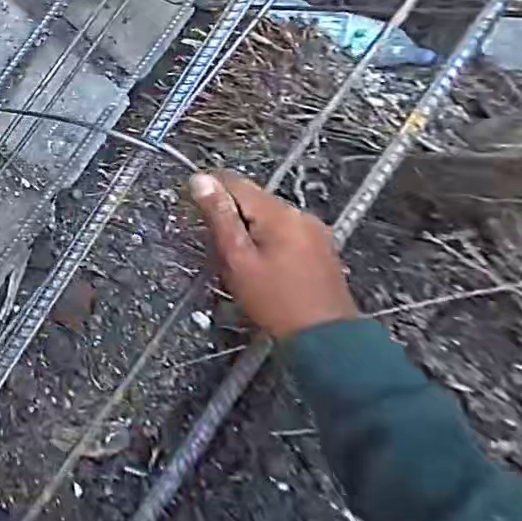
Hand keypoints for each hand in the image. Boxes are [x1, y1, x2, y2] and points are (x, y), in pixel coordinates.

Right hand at [187, 170, 358, 338]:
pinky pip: (284, 229)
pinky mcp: (320, 246)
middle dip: (229, 213)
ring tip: (237, 257)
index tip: (194, 209)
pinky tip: (261, 262)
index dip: (209, 189)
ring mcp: (314, 230)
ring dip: (248, 226)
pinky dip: (266, 237)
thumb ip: (219, 216)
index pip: (235, 182)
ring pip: (268, 214)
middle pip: (253, 198)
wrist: (328, 341)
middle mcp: (300, 214)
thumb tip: (200, 179)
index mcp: (278, 213)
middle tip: (215, 244)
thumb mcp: (238, 259)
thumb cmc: (274, 301)